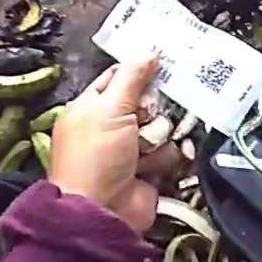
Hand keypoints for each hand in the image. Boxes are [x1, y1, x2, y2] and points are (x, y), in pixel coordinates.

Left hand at [49, 55, 174, 231]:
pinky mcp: (150, 169)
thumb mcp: (110, 108)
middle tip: (151, 115)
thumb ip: (133, 76)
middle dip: (154, 109)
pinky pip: (169, 152)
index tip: (165, 63)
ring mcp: (131, 149)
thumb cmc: (97, 154)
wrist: (101, 213)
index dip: (139, 71)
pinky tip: (156, 166)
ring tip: (147, 151)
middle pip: (147, 101)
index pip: (118, 77)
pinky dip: (166, 158)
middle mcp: (111, 126)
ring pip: (162, 127)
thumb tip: (151, 49)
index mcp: (91, 108)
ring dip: (159, 137)